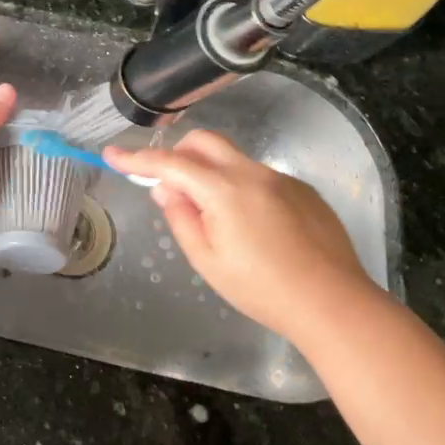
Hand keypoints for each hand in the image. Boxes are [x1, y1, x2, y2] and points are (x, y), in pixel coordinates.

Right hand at [105, 130, 379, 340]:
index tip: (111, 154)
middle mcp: (253, 173)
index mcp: (224, 190)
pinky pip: (260, 177)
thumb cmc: (262, 289)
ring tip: (217, 220)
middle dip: (178, 153)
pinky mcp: (304, 191)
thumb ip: (181, 218)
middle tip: (169, 185)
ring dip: (212, 174)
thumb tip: (167, 190)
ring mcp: (282, 179)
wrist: (333, 303)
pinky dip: (241, 188)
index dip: (136, 158)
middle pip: (204, 141)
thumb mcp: (207, 260)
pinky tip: (255, 229)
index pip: (170, 163)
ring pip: (234, 159)